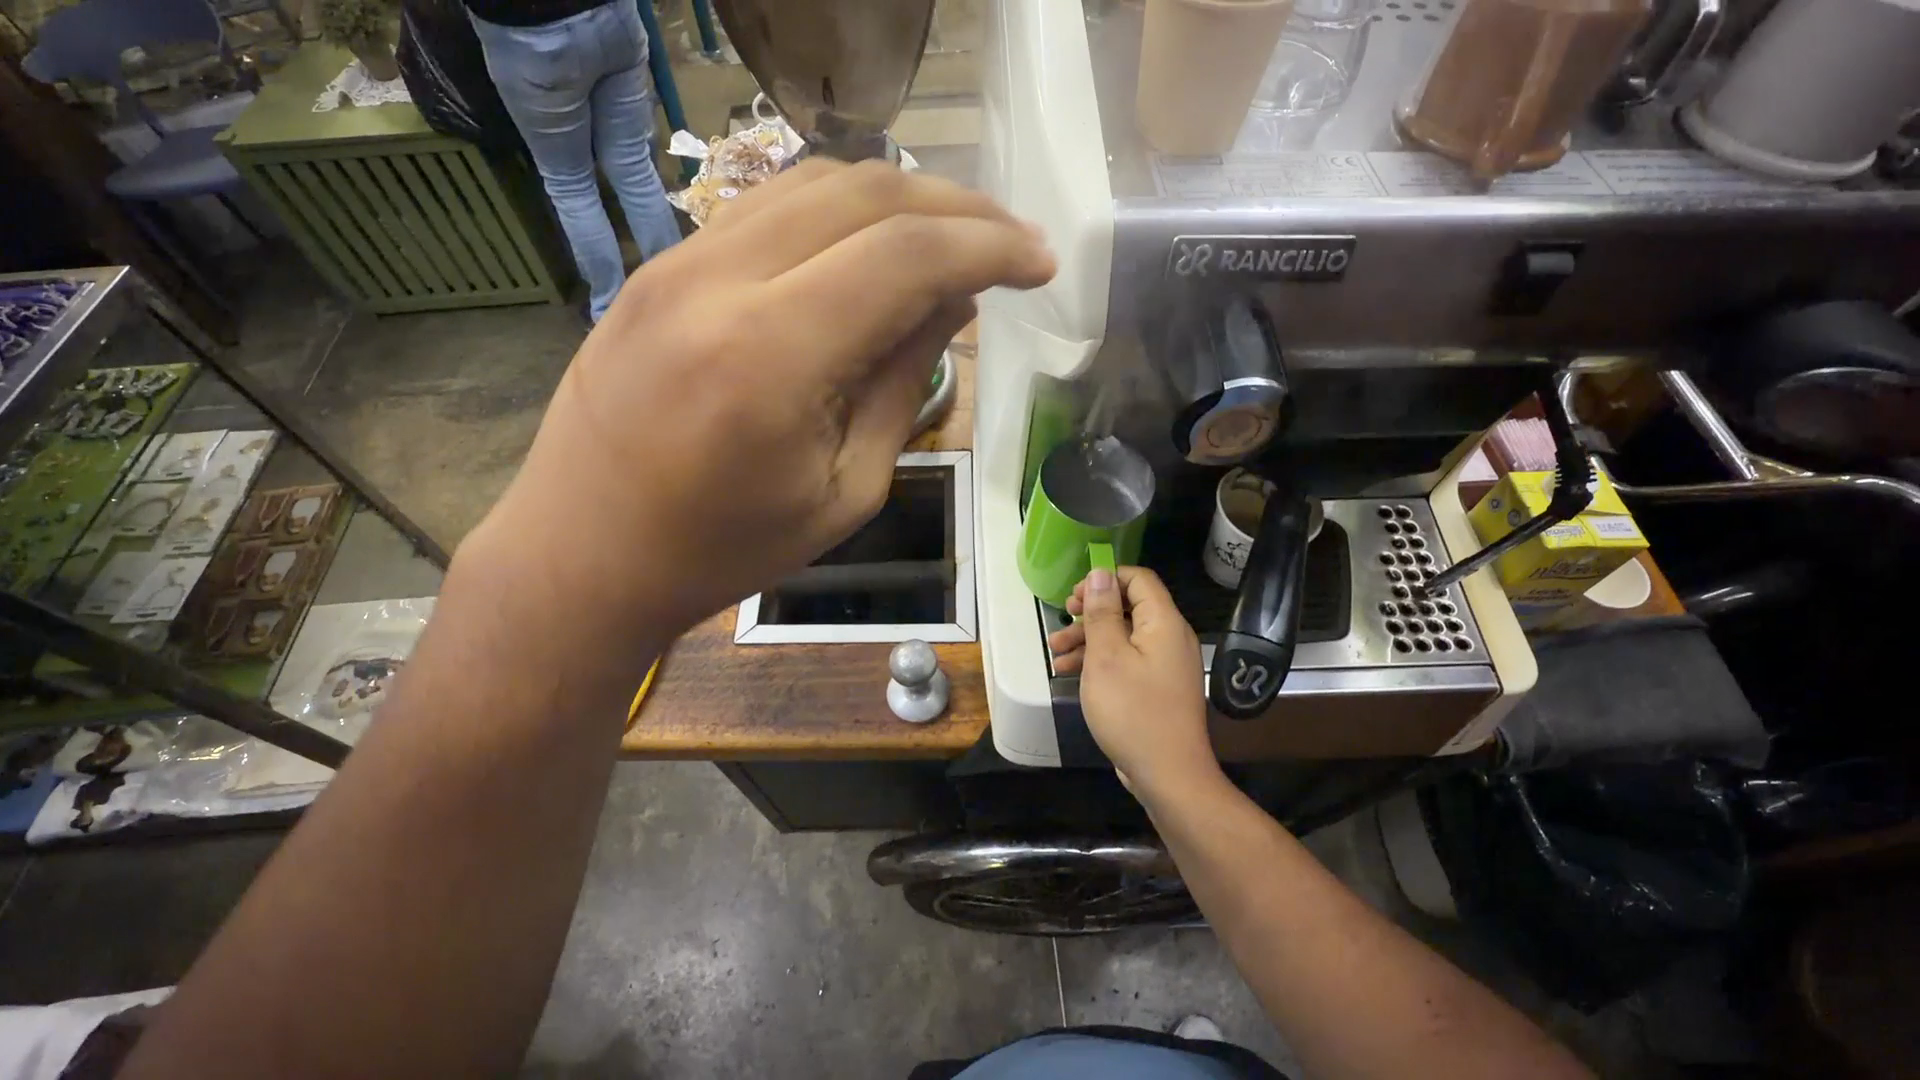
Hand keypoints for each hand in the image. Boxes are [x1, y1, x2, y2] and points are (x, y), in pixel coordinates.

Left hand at [466, 160, 1054, 638]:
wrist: (585, 555)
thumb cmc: (724, 550)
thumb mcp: (844, 489)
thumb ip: (903, 383)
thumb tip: (954, 302)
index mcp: (768, 356)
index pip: (904, 254)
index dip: (988, 246)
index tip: (1040, 263)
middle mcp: (717, 281)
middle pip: (864, 193)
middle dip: (956, 206)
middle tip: (1009, 241)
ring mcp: (677, 261)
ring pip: (813, 183)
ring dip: (899, 196)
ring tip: (953, 234)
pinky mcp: (659, 265)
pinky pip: (767, 207)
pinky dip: (838, 210)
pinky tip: (873, 243)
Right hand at [1047, 567, 1220, 800]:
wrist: (1168, 773)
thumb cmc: (1132, 710)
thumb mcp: (1106, 657)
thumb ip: (1102, 612)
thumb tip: (1100, 573)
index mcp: (1163, 622)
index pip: (1138, 579)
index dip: (1105, 580)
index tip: (1074, 598)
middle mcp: (1170, 638)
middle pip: (1128, 608)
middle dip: (1090, 613)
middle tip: (1061, 621)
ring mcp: (1165, 665)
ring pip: (1123, 637)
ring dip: (1088, 640)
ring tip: (1055, 653)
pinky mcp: (1158, 688)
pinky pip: (1128, 662)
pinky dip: (1100, 662)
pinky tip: (1069, 674)